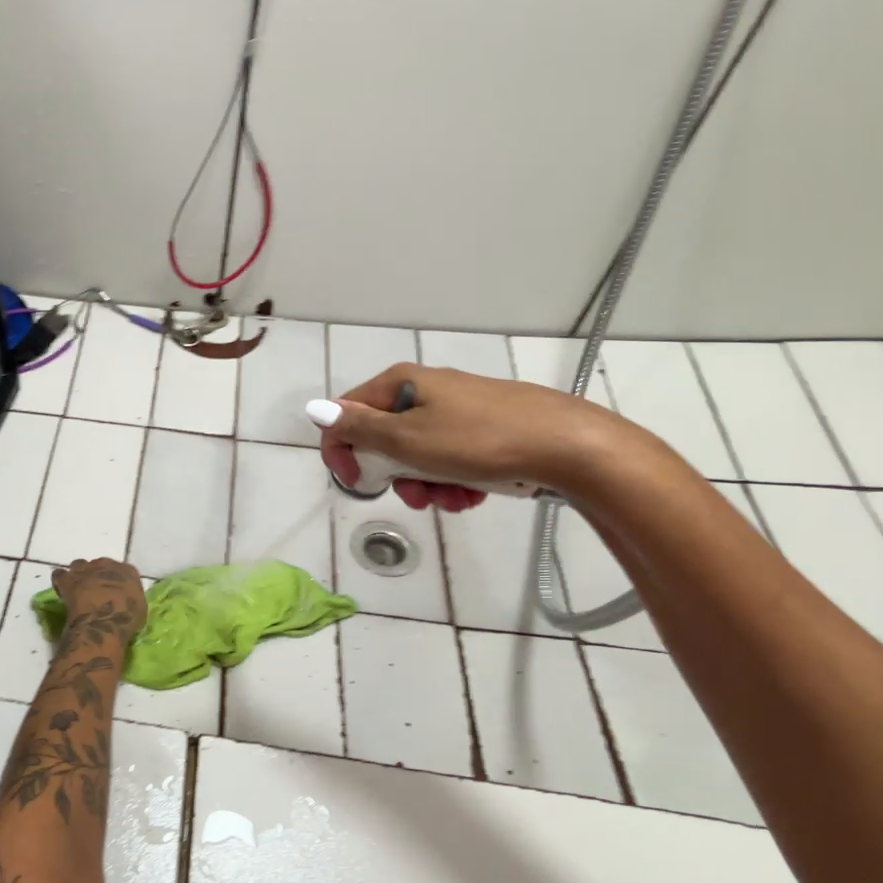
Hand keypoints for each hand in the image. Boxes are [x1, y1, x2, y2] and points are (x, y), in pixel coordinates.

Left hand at [51, 558, 147, 639]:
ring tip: (77, 589)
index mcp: (128, 571)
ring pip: (80, 565)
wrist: (104, 622)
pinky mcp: (68, 578)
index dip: (116, 581)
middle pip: (100, 565)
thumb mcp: (139, 609)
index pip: (123, 571)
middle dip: (97, 575)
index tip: (114, 591)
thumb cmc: (126, 619)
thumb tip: (124, 601)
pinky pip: (60, 575)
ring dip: (79, 575)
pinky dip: (60, 581)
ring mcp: (86, 569)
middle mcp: (107, 564)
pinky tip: (61, 590)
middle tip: (95, 590)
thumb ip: (131, 599)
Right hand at [314, 363, 630, 510]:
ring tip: (453, 500)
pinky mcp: (486, 426)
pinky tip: (473, 494)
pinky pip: (450, 456)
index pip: (346, 414)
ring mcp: (458, 407)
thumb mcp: (407, 439)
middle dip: (395, 475)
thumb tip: (314, 410)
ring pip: (418, 453)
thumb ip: (357, 427)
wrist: (568, 446)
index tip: (361, 485)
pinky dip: (453, 479)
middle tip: (416, 497)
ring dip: (426, 484)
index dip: (343, 451)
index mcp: (401, 382)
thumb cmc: (479, 441)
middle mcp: (426, 388)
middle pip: (383, 437)